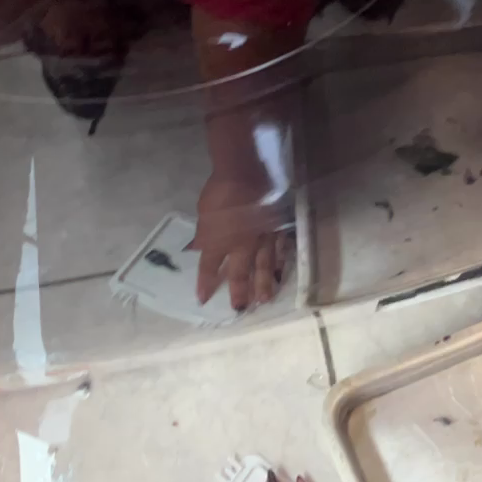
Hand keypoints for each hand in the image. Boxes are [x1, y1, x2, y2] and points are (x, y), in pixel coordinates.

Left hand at [193, 170, 292, 311]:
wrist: (244, 173)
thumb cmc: (218, 191)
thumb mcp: (203, 213)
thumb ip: (204, 234)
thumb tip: (200, 248)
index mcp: (218, 242)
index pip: (209, 267)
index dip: (205, 284)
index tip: (202, 299)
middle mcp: (241, 246)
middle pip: (240, 274)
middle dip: (240, 292)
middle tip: (241, 309)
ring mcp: (261, 238)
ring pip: (263, 267)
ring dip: (263, 284)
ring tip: (265, 300)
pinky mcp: (276, 229)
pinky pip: (279, 250)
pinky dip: (280, 263)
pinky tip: (281, 273)